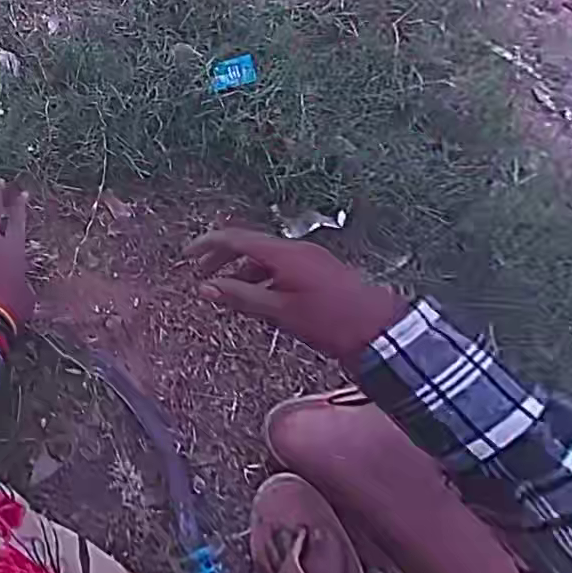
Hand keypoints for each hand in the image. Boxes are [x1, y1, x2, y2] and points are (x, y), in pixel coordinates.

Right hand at [184, 228, 403, 361]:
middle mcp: (295, 250)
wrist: (384, 334)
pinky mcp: (319, 271)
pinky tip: (258, 297)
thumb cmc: (330, 322)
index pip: (235, 238)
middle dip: (221, 257)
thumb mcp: (279, 311)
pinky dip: (261, 276)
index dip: (207, 245)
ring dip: (241, 270)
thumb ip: (240, 297)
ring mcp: (309, 259)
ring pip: (264, 257)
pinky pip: (280, 266)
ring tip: (227, 290)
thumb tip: (205, 288)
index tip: (187, 255)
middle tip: (202, 273)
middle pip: (248, 244)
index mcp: (283, 254)